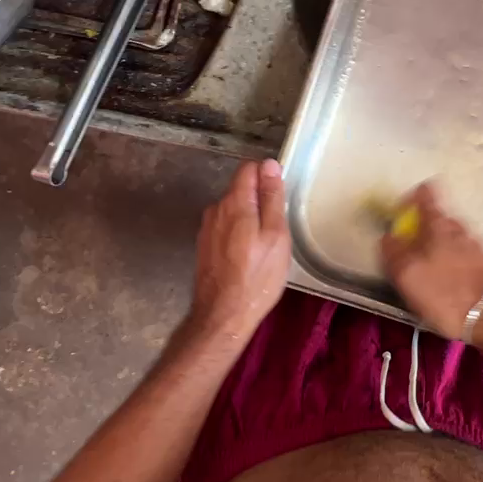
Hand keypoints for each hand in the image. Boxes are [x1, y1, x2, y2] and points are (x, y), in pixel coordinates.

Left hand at [190, 159, 291, 340]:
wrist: (222, 316)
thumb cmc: (257, 277)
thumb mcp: (276, 235)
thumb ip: (272, 197)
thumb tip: (269, 166)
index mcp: (234, 202)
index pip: (248, 168)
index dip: (266, 175)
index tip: (279, 196)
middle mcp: (215, 209)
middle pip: (240, 188)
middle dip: (259, 199)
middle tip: (276, 228)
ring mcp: (206, 227)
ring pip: (233, 208)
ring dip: (249, 218)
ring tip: (263, 246)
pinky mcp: (204, 244)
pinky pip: (225, 226)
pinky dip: (238, 232)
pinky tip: (247, 256)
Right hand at [379, 183, 482, 338]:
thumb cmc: (446, 294)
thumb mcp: (408, 275)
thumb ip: (394, 251)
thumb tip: (388, 236)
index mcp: (439, 225)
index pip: (426, 193)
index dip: (411, 199)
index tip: (402, 214)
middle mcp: (461, 228)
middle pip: (439, 218)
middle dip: (424, 232)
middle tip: (413, 257)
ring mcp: (479, 245)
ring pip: (453, 239)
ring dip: (441, 250)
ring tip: (432, 277)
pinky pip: (466, 256)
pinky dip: (455, 265)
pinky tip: (451, 287)